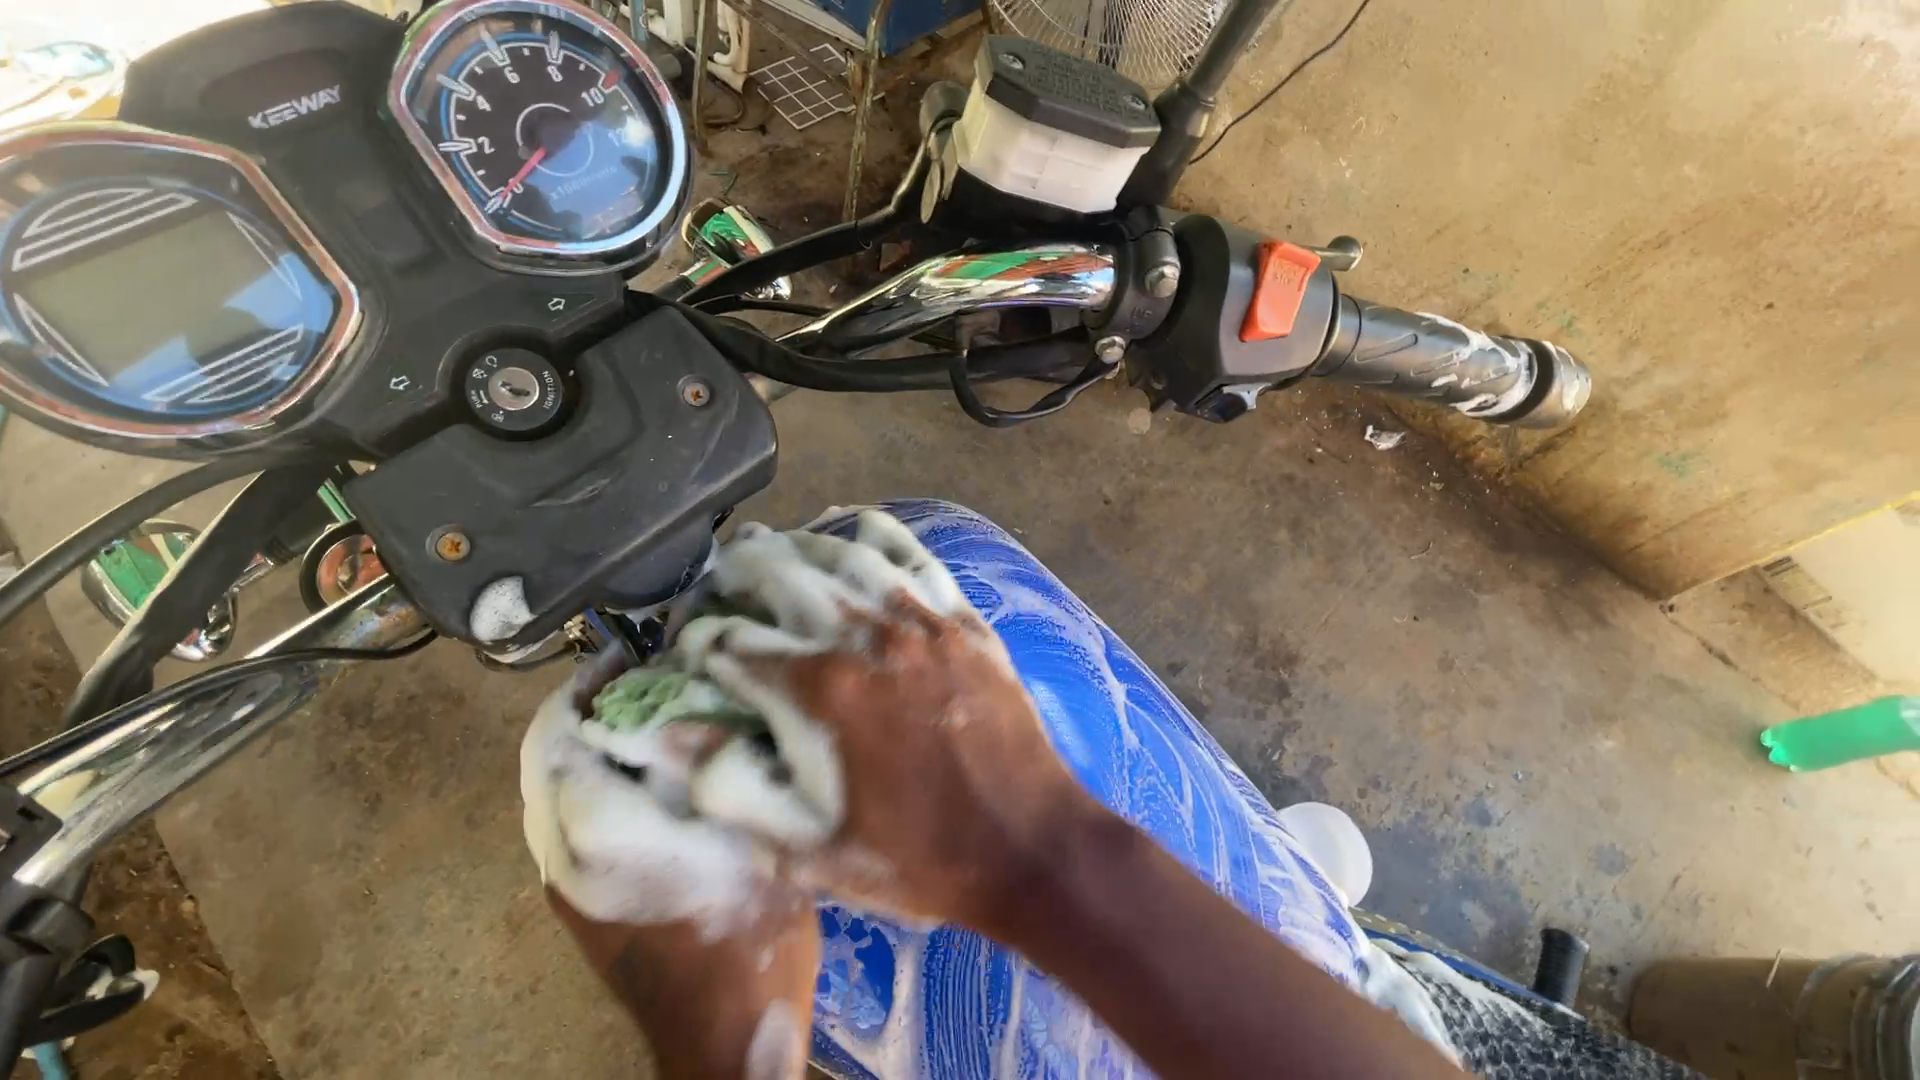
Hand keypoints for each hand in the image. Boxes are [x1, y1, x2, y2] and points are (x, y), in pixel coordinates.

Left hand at [521, 655, 815, 1078]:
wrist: (724, 1034)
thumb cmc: (745, 934)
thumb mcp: (750, 836)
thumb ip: (720, 767)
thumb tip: (704, 702)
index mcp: (592, 833)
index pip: (556, 736)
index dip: (587, 684)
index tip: (633, 651)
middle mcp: (561, 855)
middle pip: (550, 758)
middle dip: (594, 707)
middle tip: (655, 674)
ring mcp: (566, 884)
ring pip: (559, 788)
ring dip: (599, 741)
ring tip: (661, 711)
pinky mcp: (582, 902)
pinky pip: (574, 816)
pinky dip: (605, 777)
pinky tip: (663, 772)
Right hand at [678, 511, 1100, 932]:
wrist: (1027, 847)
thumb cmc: (916, 858)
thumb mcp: (813, 849)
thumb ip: (735, 789)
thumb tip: (668, 737)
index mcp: (824, 691)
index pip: (740, 644)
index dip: (705, 642)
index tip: (694, 647)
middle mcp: (871, 639)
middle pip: (791, 579)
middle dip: (746, 569)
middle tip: (726, 569)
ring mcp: (926, 625)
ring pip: (852, 558)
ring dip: (807, 546)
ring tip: (781, 544)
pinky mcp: (967, 625)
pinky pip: (919, 562)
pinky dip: (883, 539)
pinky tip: (861, 530)